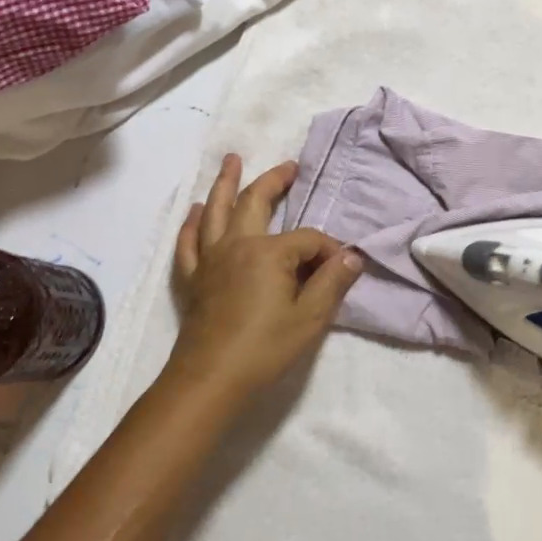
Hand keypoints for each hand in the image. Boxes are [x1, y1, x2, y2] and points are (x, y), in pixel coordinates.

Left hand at [167, 155, 363, 394]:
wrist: (210, 380)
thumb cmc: (264, 348)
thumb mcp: (310, 318)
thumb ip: (331, 283)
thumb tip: (351, 255)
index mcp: (269, 252)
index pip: (307, 239)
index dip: (327, 251)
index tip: (340, 270)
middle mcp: (237, 245)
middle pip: (255, 202)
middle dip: (274, 181)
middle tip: (288, 166)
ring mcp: (211, 260)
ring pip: (216, 212)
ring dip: (224, 184)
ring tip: (230, 161)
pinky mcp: (193, 279)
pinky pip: (189, 243)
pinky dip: (192, 224)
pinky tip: (196, 212)